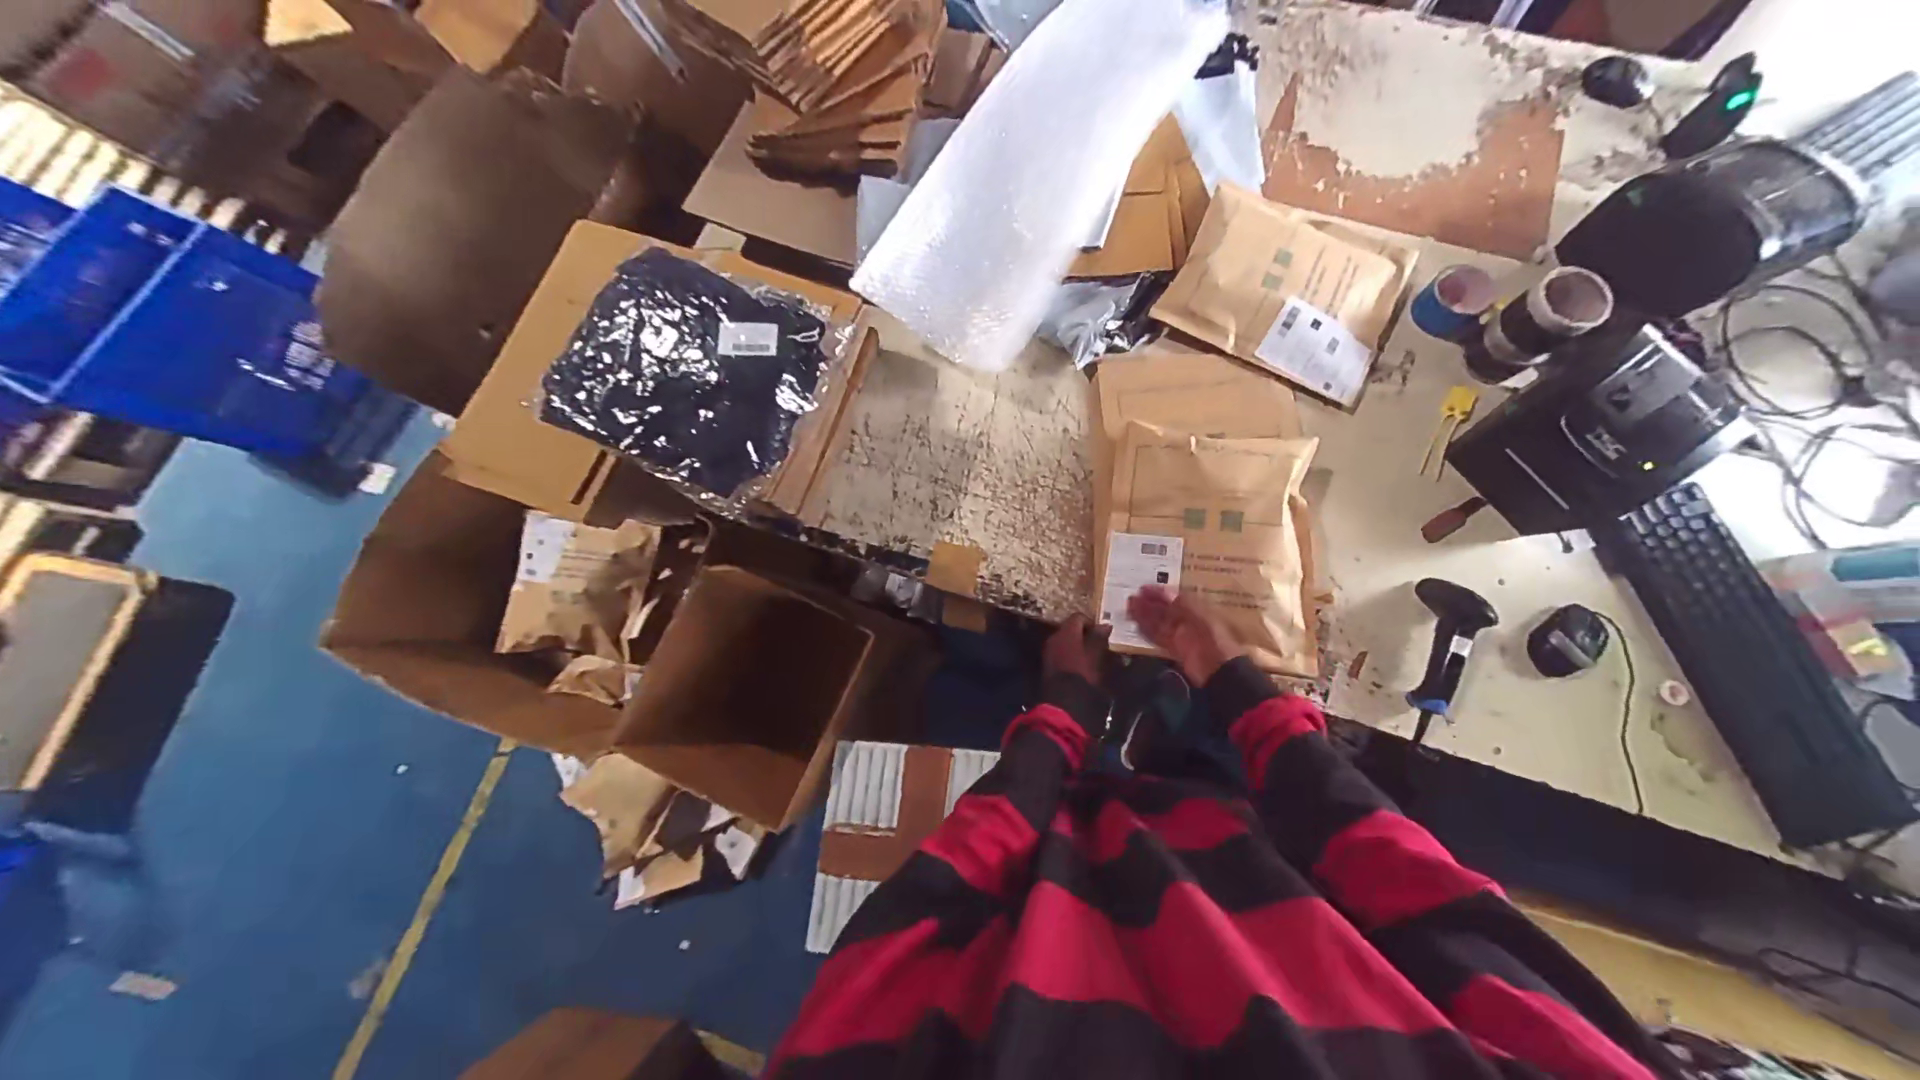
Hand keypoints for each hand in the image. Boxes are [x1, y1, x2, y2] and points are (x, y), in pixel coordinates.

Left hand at [1043, 613, 1109, 685]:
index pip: (1078, 617)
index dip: (1090, 623)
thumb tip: (1104, 625)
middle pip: (1069, 627)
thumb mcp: (1095, 655)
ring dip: (1075, 643)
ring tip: (1088, 655)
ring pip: (1064, 639)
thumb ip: (1098, 637)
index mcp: (1066, 631)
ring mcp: (1048, 649)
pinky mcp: (1046, 661)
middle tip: (1096, 644)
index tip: (1101, 634)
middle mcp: (1054, 636)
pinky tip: (1077, 663)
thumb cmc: (1083, 673)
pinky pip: (1059, 650)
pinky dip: (1068, 652)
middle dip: (1083, 633)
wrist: (1065, 698)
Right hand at [1126, 586, 1242, 684]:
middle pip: (1166, 611)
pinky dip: (1148, 632)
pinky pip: (1159, 638)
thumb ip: (1184, 604)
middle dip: (1149, 604)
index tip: (1142, 588)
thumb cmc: (1214, 640)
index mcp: (1199, 611)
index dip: (1159, 593)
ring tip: (1129, 608)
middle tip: (1131, 598)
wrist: (1220, 671)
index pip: (1176, 598)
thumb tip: (1164, 591)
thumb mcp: (1202, 617)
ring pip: (1160, 624)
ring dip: (1145, 616)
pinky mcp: (1175, 650)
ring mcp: (1182, 637)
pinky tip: (1136, 626)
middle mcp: (1189, 622)